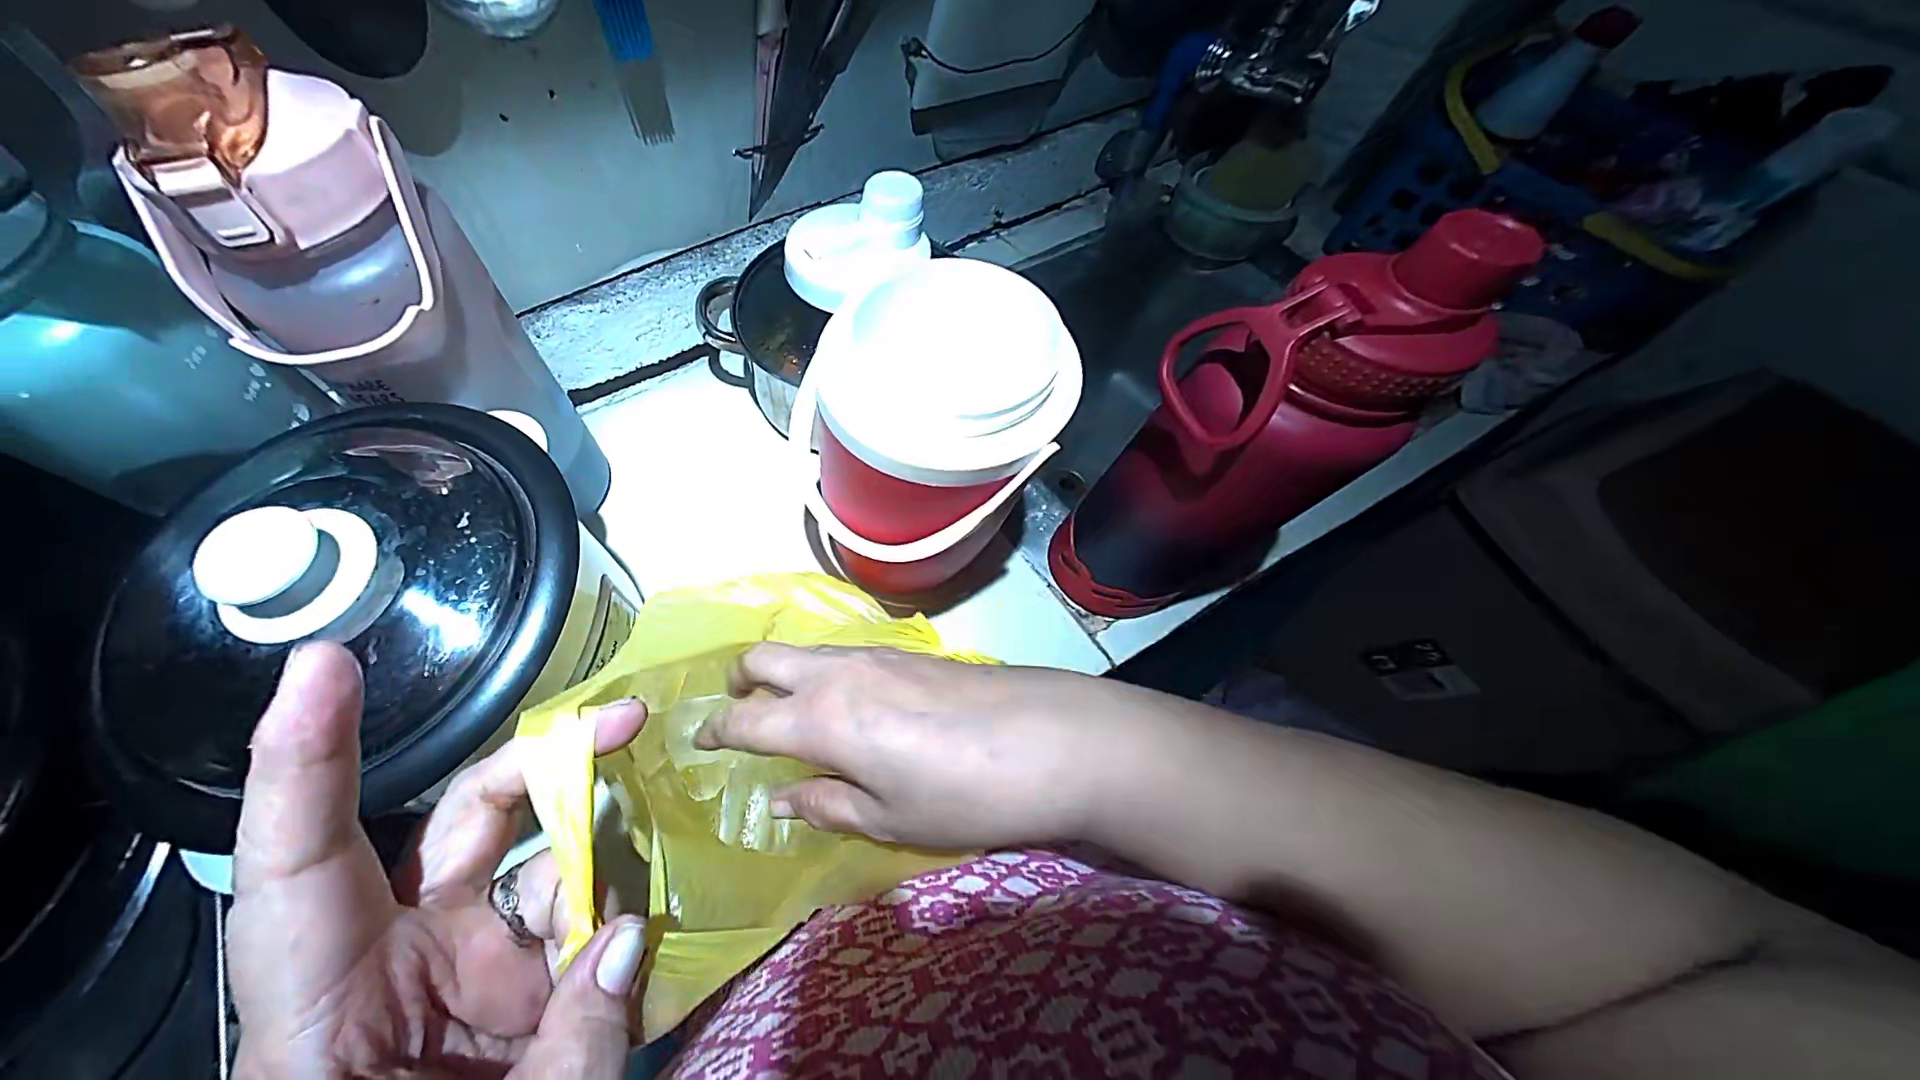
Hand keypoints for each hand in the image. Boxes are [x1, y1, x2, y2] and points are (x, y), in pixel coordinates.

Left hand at [229, 642, 647, 1077]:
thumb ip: (567, 1047)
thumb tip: (628, 940)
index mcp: (330, 1001)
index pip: (300, 860)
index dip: (305, 757)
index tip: (322, 665)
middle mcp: (394, 956)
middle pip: (463, 821)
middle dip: (542, 764)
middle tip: (625, 722)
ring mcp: (457, 959)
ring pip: (538, 862)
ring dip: (592, 877)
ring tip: (605, 947)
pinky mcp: (507, 972)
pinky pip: (569, 909)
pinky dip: (603, 915)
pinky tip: (614, 953)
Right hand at [694, 644, 1137, 849]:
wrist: (1054, 738)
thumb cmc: (965, 794)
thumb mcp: (891, 819)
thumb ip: (828, 804)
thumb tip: (783, 798)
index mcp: (820, 718)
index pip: (745, 718)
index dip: (715, 732)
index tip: (700, 744)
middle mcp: (839, 672)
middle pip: (765, 657)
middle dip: (741, 681)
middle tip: (742, 712)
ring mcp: (879, 654)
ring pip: (809, 649)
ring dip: (787, 671)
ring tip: (794, 709)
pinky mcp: (913, 651)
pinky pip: (848, 652)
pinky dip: (827, 670)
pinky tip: (851, 701)